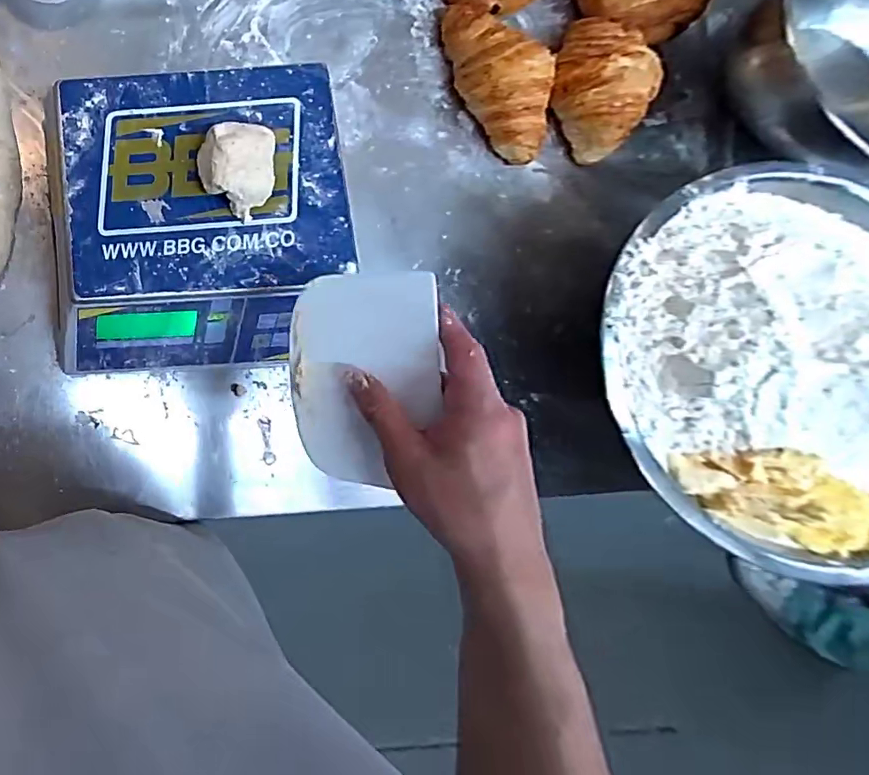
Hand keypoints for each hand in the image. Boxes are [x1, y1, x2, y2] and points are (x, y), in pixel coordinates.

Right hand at [345, 307, 547, 583]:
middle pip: (468, 374)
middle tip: (401, 355)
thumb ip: (381, 412)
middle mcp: (503, 414)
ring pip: (472, 400)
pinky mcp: (511, 456)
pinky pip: (479, 420)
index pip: (466, 351)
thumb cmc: (456, 506)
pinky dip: (453, 414)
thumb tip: (357, 376)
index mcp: (481, 406)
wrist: (504, 560)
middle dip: (434, 363)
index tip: (433, 307)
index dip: (448, 326)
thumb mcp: (407, 457)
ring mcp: (511, 436)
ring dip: (441, 393)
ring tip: (406, 397)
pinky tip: (428, 433)